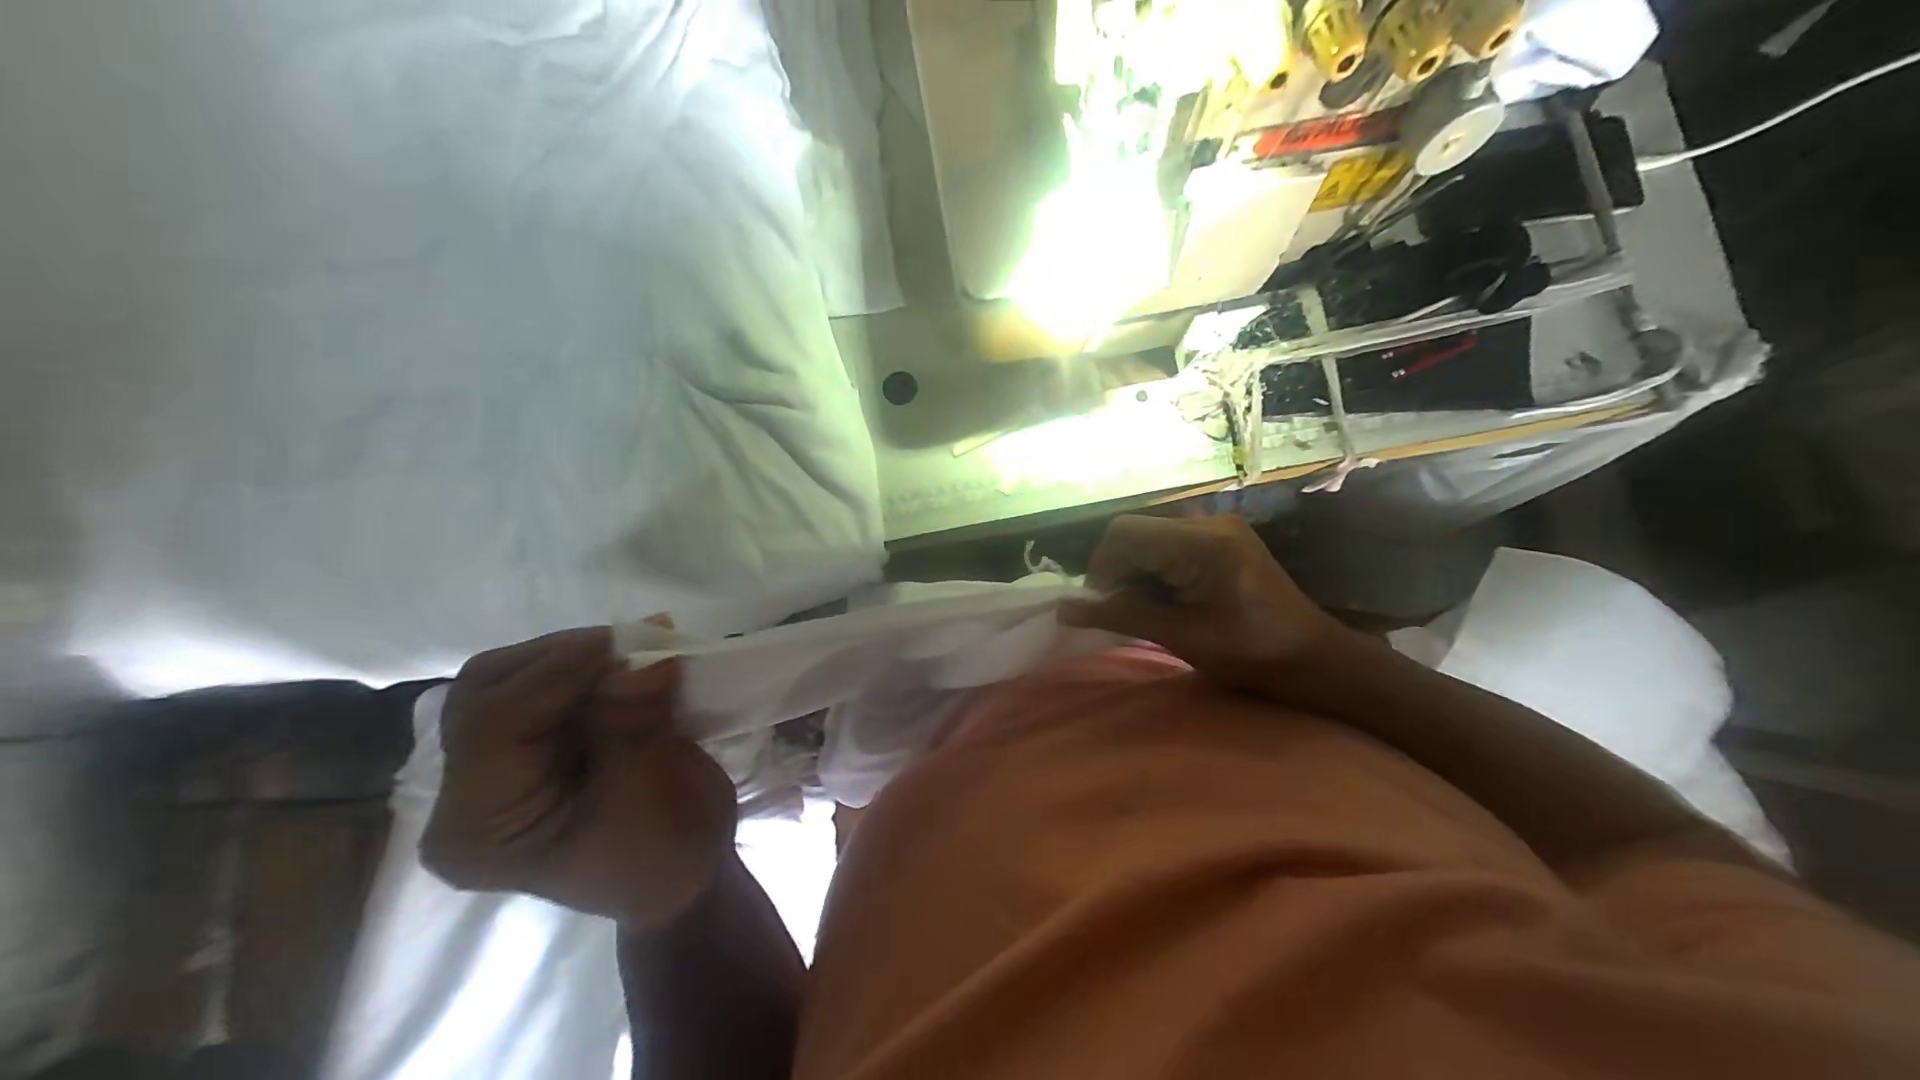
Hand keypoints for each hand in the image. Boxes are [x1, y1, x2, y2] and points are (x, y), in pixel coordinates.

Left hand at [420, 626, 735, 925]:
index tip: (631, 641)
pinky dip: (589, 663)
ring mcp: (498, 763)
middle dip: (563, 657)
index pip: (493, 725)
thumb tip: (643, 661)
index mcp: (479, 827)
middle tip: (635, 642)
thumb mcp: (650, 795)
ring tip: (638, 646)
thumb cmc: (665, 857)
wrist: (684, 872)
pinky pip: (543, 682)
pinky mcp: (531, 741)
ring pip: (512, 675)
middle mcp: (470, 790)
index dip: (558, 673)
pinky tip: (629, 656)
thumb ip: (634, 725)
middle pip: (489, 690)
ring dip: (578, 655)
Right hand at [1060, 515, 1346, 690]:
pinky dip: (1155, 569)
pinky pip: (1170, 544)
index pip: (1125, 533)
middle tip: (1123, 609)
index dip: (1101, 566)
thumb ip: (1120, 615)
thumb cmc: (1250, 654)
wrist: (1313, 658)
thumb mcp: (1179, 636)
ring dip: (1136, 571)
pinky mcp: (1222, 539)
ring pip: (1150, 537)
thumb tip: (1064, 610)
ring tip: (1148, 608)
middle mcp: (1209, 522)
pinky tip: (1167, 599)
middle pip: (1135, 531)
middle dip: (1118, 569)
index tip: (1102, 604)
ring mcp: (1218, 527)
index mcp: (1202, 544)